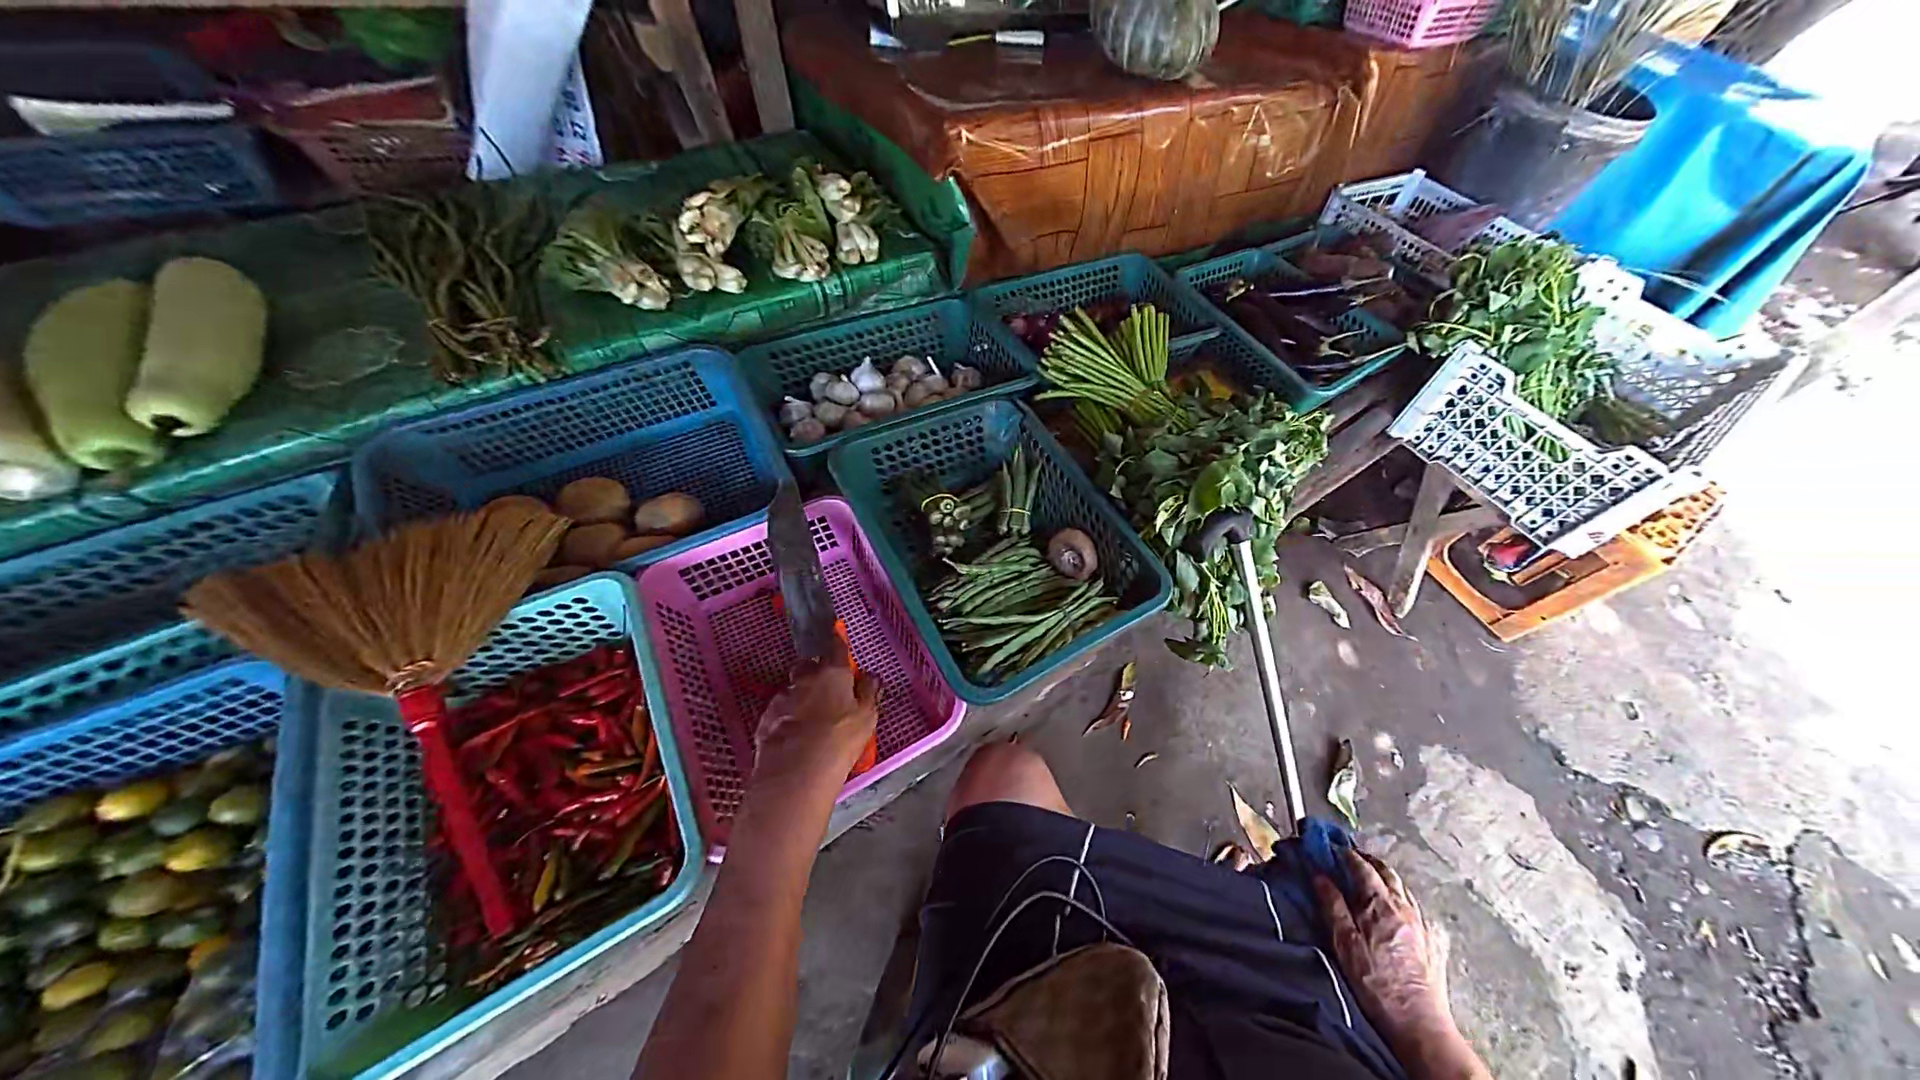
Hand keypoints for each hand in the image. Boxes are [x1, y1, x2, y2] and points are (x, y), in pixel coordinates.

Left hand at [753, 652, 878, 788]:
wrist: (796, 769)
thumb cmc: (839, 739)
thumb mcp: (867, 717)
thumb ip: (869, 693)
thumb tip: (870, 676)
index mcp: (833, 673)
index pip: (836, 648)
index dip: (837, 641)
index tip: (837, 635)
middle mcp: (805, 679)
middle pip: (808, 666)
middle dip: (815, 672)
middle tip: (827, 690)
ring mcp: (782, 697)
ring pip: (793, 689)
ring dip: (801, 697)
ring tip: (810, 720)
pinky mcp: (765, 718)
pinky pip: (780, 711)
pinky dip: (787, 717)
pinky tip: (794, 734)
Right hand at [1316, 850, 1487, 1079]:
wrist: (1417, 1022)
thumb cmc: (1375, 982)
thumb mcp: (1343, 941)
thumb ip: (1332, 904)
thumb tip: (1320, 875)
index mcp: (1380, 904)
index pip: (1362, 866)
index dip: (1346, 854)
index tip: (1332, 848)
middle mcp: (1404, 907)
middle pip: (1386, 872)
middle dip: (1367, 860)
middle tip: (1350, 858)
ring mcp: (1422, 923)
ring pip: (1402, 888)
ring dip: (1384, 878)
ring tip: (1369, 879)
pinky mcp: (1434, 941)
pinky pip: (1416, 907)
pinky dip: (1400, 898)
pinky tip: (1394, 907)